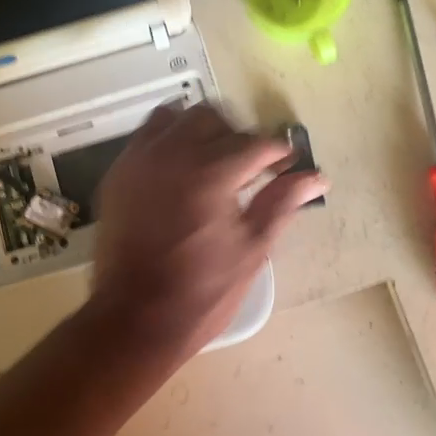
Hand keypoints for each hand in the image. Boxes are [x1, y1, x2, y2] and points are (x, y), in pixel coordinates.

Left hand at [85, 103, 326, 364]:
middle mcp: (172, 155)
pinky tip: (179, 168)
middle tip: (251, 165)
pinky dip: (167, 140)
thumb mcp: (252, 250)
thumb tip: (317, 177)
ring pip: (175, 118)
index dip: (279, 152)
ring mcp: (139, 160)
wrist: (135, 318)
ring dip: (200, 129)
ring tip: (213, 160)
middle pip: (213, 118)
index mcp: (211, 174)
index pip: (255, 143)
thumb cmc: (202, 293)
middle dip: (237, 135)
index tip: (288, 164)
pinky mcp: (118, 173)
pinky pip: (145, 137)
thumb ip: (281, 203)